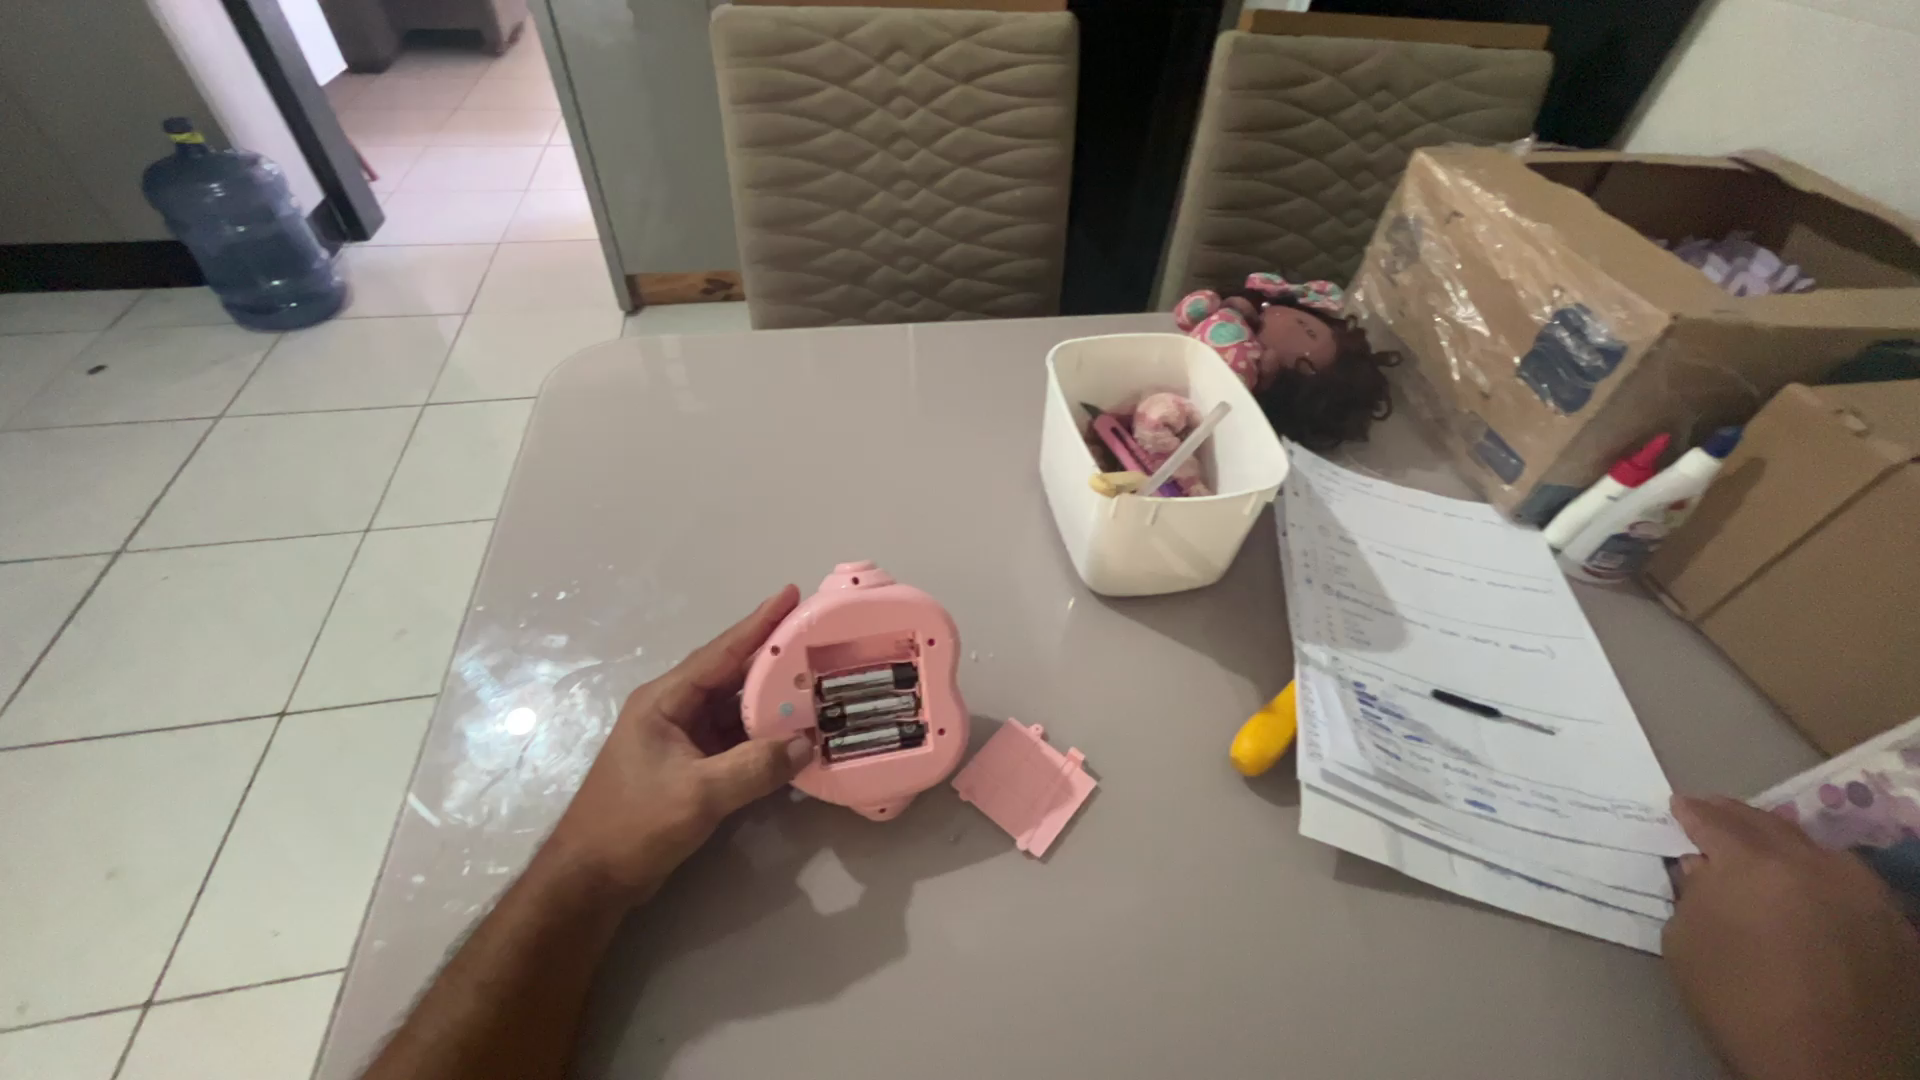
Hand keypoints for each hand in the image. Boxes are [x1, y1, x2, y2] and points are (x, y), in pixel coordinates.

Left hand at [543, 586, 812, 905]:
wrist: (591, 879)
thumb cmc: (632, 825)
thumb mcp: (698, 794)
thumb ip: (754, 767)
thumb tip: (807, 743)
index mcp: (665, 700)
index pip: (721, 652)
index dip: (758, 623)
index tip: (791, 594)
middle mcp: (675, 709)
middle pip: (733, 674)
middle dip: (774, 656)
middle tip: (817, 638)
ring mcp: (683, 737)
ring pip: (737, 706)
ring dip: (774, 697)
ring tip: (817, 681)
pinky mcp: (692, 764)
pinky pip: (737, 736)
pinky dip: (765, 733)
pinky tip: (795, 732)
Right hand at [1664, 794, 1919, 1079]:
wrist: (1826, 1068)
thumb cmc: (1736, 996)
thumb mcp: (1683, 937)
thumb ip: (1693, 892)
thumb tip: (1705, 870)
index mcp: (1755, 864)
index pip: (1715, 822)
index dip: (1691, 812)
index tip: (1676, 807)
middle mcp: (1818, 869)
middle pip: (1771, 827)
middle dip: (1736, 817)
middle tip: (1711, 812)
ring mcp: (1869, 901)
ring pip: (1822, 852)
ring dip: (1786, 843)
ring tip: (1763, 847)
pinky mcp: (1900, 934)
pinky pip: (1855, 887)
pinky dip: (1825, 876)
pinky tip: (1810, 889)